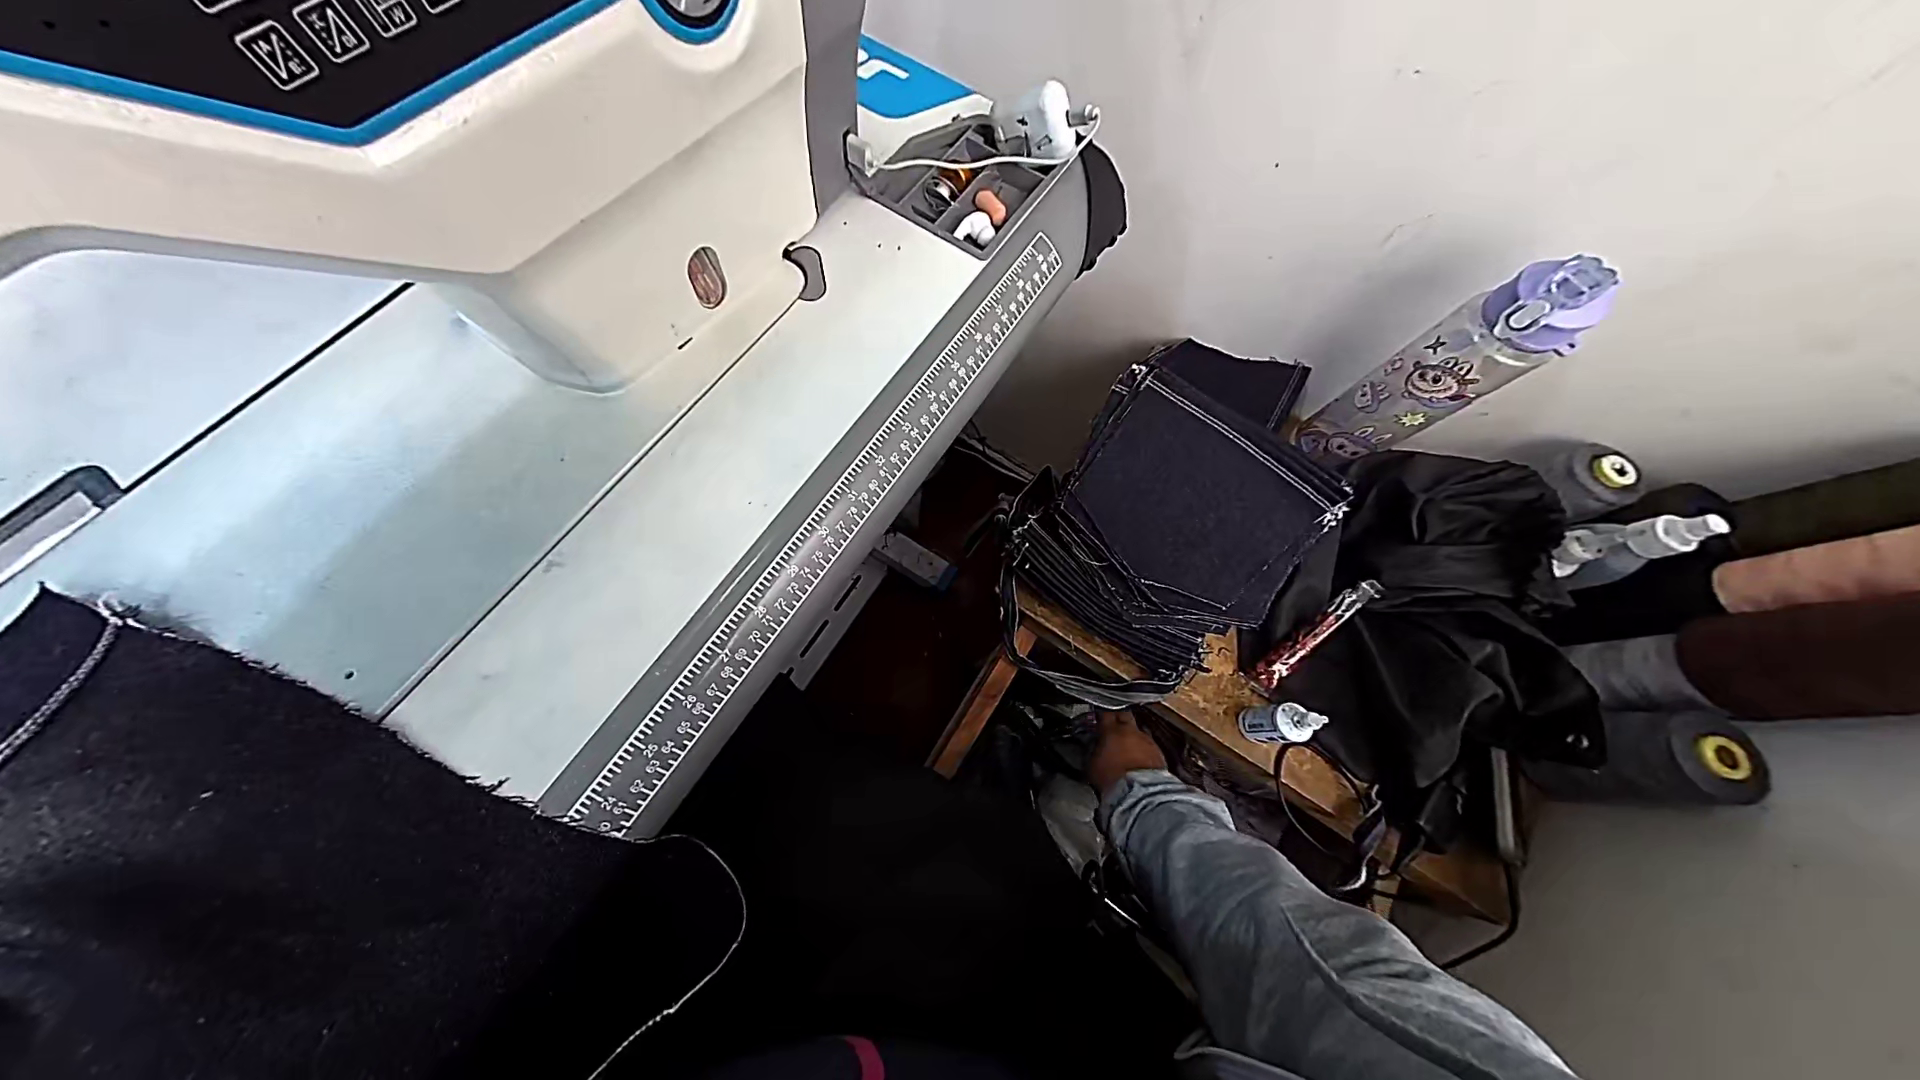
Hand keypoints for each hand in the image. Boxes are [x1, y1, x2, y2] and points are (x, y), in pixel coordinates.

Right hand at [1088, 709, 1166, 796]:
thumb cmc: (1114, 779)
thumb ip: (1091, 750)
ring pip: (1138, 730)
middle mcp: (1130, 731)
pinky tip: (1137, 758)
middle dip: (1118, 717)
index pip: (1104, 712)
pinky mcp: (1158, 753)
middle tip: (1112, 724)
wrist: (1140, 794)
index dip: (1100, 711)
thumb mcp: (1091, 764)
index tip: (1098, 714)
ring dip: (1131, 735)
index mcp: (1111, 730)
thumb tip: (1091, 745)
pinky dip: (1142, 748)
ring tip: (1125, 745)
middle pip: (1124, 714)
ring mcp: (1146, 740)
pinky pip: (1148, 745)